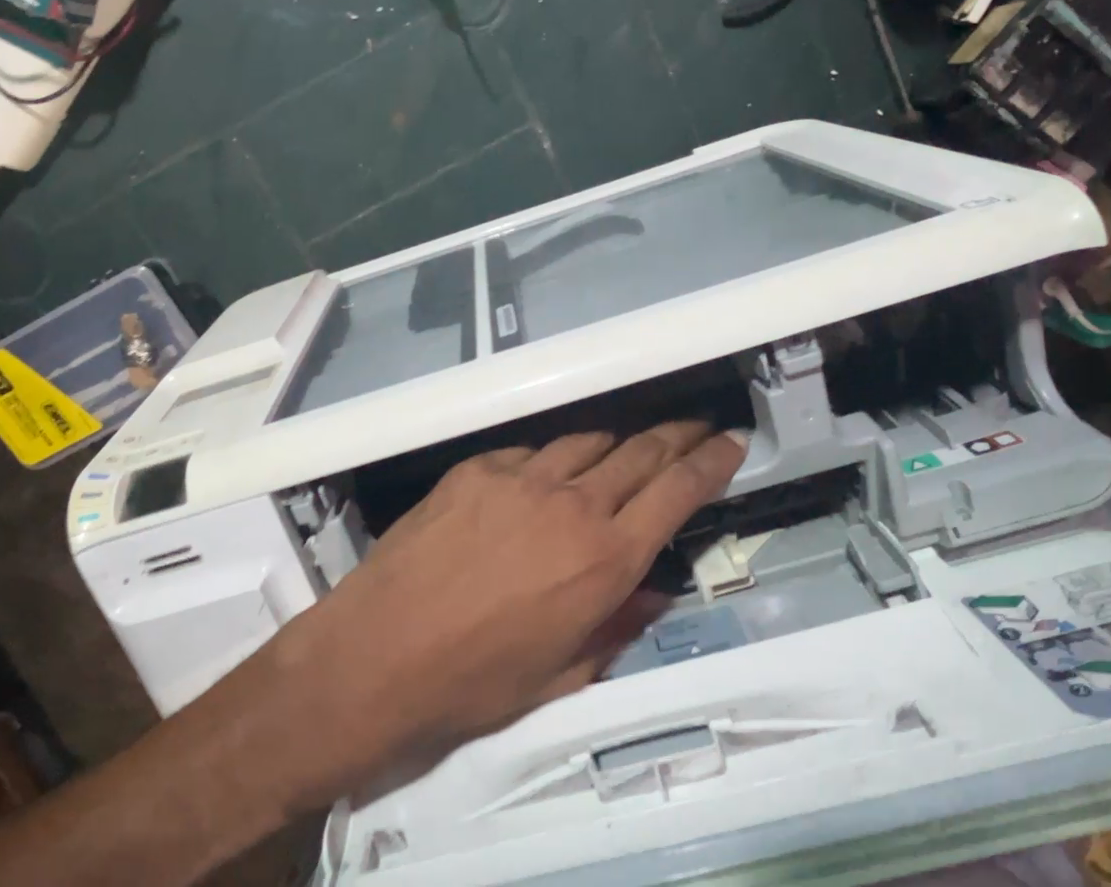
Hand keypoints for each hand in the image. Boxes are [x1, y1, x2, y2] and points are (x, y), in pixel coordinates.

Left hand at [261, 420, 748, 800]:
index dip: (712, 461)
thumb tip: (653, 591)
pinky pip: (530, 452)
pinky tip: (545, 477)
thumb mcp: (564, 675)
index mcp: (606, 559)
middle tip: (696, 427)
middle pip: (641, 451)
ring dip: (616, 443)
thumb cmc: (477, 683)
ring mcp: (520, 478)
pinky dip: (551, 460)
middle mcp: (573, 505)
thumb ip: (618, 625)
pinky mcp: (475, 469)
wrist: (379, 654)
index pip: (678, 490)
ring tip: (627, 447)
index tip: (730, 443)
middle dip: (678, 436)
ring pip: (587, 441)